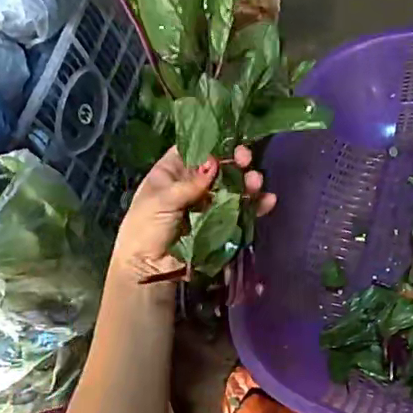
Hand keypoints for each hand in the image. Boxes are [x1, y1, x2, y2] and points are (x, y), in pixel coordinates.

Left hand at [112, 145, 275, 284]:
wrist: (148, 270)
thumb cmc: (144, 229)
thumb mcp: (161, 201)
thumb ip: (190, 183)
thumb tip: (214, 162)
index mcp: (172, 173)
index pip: (195, 151)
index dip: (214, 144)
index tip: (230, 142)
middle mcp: (193, 185)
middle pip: (220, 168)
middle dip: (236, 162)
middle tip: (246, 160)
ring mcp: (209, 206)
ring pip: (234, 188)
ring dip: (248, 183)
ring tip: (256, 182)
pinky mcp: (222, 225)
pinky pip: (241, 212)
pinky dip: (256, 206)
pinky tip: (268, 201)